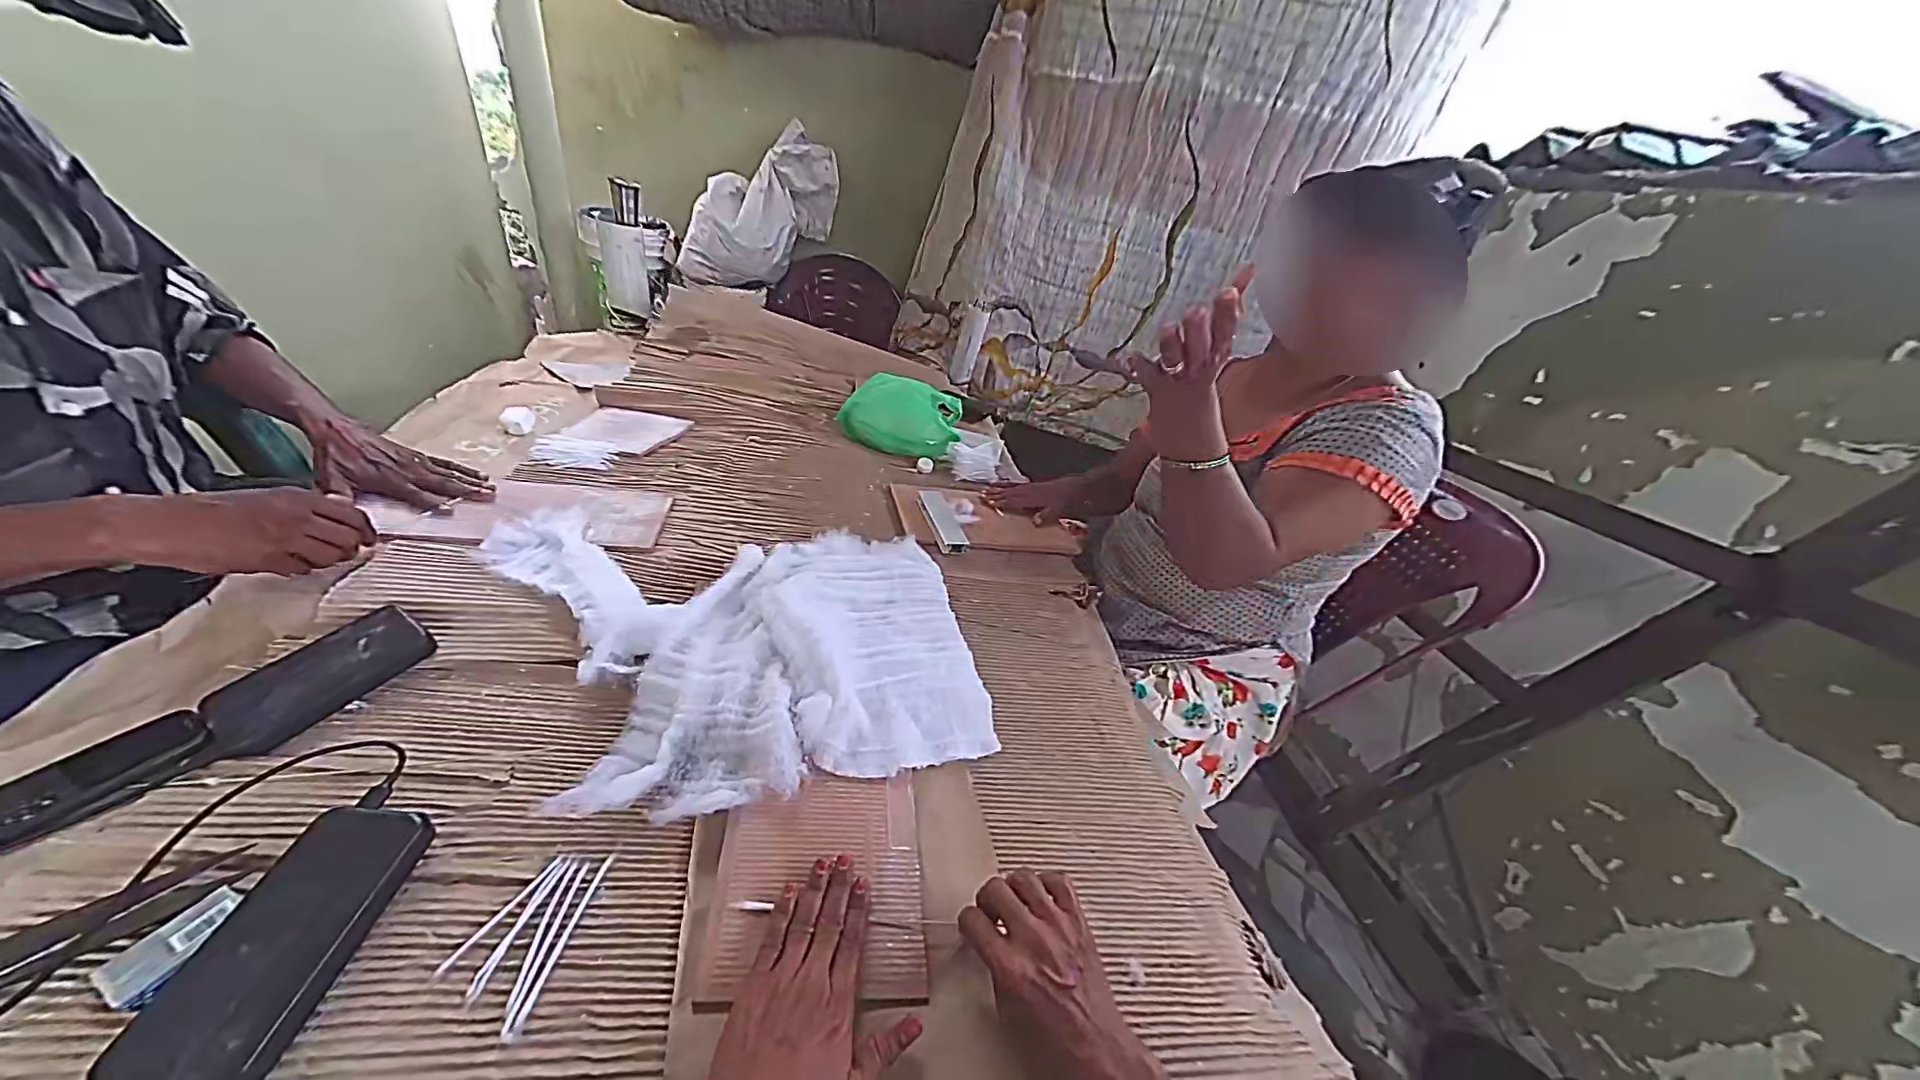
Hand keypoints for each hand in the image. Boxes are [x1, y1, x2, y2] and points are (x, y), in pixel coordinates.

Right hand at [125, 489, 375, 576]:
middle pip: (349, 538)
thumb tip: (337, 512)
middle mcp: (296, 517)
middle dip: (352, 547)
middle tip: (347, 552)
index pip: (353, 514)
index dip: (366, 530)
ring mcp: (284, 539)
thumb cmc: (210, 510)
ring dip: (330, 560)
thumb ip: (304, 506)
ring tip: (315, 558)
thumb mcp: (267, 497)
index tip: (369, 538)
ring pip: (332, 555)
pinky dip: (303, 569)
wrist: (164, 523)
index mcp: (298, 498)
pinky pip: (303, 569)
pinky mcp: (268, 560)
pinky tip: (290, 564)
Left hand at [303, 412, 492, 510]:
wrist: (335, 428)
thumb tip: (343, 513)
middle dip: (466, 490)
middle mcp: (407, 471)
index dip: (433, 503)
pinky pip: (444, 463)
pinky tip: (476, 473)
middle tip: (487, 496)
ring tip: (489, 487)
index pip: (417, 495)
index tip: (452, 511)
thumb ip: (340, 497)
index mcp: (389, 480)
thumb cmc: (335, 456)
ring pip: (449, 473)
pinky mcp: (417, 454)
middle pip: (442, 483)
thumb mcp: (330, 479)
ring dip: (470, 480)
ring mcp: (415, 461)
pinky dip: (461, 469)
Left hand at [708, 855, 922, 1079]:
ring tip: (822, 864)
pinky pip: (771, 940)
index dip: (859, 911)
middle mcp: (811, 984)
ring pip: (803, 924)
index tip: (864, 886)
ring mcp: (781, 981)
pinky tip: (787, 892)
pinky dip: (780, 913)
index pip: (852, 944)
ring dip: (813, 890)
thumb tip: (915, 1025)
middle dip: (839, 889)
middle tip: (846, 861)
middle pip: (830, 925)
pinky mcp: (753, 987)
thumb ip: (884, 1048)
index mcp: (837, 1004)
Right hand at [959, 871, 1164, 1079]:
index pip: (973, 919)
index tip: (971, 924)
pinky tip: (1041, 896)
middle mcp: (1034, 941)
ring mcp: (1058, 927)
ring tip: (1014, 900)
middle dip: (986, 898)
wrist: (1096, 1046)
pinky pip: (1060, 882)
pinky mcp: (1079, 922)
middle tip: (990, 910)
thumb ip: (993, 966)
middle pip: (995, 889)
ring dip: (1013, 887)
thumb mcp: (1006, 1008)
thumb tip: (985, 941)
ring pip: (1025, 878)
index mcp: (1011, 967)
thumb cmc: (1056, 1039)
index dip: (967, 920)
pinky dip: (1046, 883)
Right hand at [981, 477, 1093, 529]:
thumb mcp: (1078, 505)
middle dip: (1002, 493)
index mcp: (1050, 494)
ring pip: (1028, 488)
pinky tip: (1026, 492)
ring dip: (1011, 490)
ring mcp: (1057, 487)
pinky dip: (1026, 489)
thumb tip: (1036, 520)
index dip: (1005, 500)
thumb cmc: (1100, 494)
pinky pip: (1038, 488)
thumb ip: (1056, 511)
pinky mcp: (1064, 488)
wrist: (1118, 480)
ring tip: (996, 489)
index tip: (987, 500)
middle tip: (984, 493)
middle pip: (1021, 490)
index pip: (1022, 497)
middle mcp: (1050, 489)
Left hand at [1122, 264, 1255, 397]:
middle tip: (1196, 313)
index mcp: (1217, 349)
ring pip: (1174, 358)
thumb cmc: (1202, 366)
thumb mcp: (1220, 338)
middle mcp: (1197, 362)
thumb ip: (1231, 306)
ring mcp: (1175, 373)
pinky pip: (1144, 373)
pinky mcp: (1153, 382)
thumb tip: (1249, 268)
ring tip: (1168, 329)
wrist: (1186, 414)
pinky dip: (1135, 365)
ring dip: (1172, 344)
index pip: (1226, 329)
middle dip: (1198, 329)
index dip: (1227, 313)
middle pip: (1202, 345)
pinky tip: (1127, 356)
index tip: (1226, 293)